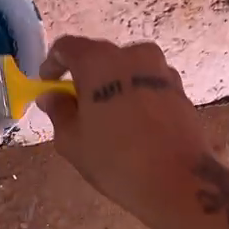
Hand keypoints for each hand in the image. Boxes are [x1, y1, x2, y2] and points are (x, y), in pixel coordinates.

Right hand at [36, 36, 212, 219]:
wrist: (177, 181)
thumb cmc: (115, 159)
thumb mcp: (72, 140)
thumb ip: (59, 111)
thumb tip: (52, 96)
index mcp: (99, 61)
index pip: (66, 47)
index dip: (52, 64)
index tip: (47, 84)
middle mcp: (133, 55)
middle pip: (99, 56)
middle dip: (84, 76)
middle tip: (75, 105)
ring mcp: (161, 70)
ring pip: (127, 69)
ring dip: (112, 85)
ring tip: (106, 118)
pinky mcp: (180, 89)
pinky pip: (148, 84)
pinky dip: (135, 96)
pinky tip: (132, 125)